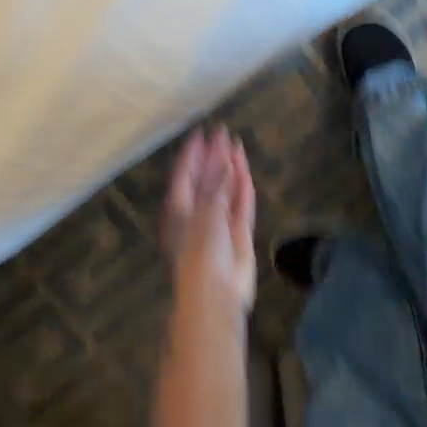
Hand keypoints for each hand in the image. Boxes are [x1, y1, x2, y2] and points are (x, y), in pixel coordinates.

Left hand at [161, 128, 256, 313]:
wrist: (217, 294)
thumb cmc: (201, 252)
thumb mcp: (206, 212)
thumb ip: (217, 183)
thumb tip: (225, 157)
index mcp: (180, 209)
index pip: (185, 175)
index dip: (192, 154)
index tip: (201, 133)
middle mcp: (197, 214)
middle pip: (205, 180)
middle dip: (213, 157)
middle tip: (222, 134)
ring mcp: (219, 224)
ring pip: (225, 190)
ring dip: (230, 169)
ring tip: (236, 145)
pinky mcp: (238, 234)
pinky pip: (241, 204)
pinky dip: (243, 188)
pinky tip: (246, 170)